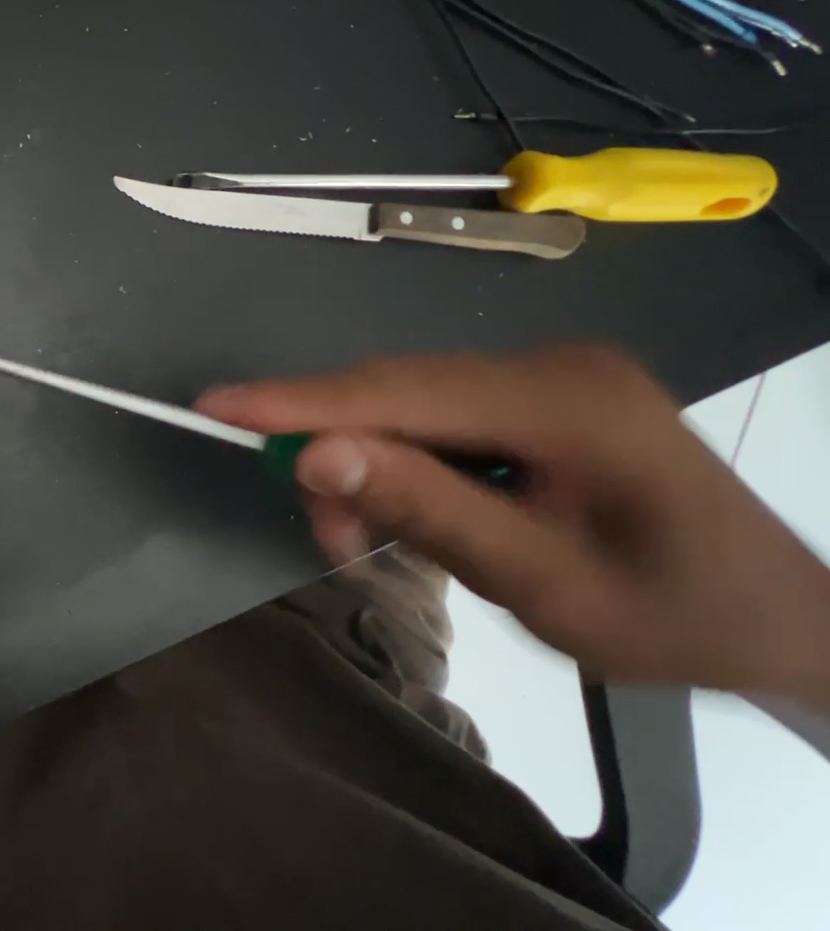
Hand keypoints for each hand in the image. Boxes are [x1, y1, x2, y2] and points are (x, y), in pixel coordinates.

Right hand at [198, 348, 829, 701]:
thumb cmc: (674, 617)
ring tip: (363, 540)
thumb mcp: (547, 587)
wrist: (778, 616)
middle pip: (393, 391)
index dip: (297, 400)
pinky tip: (399, 508)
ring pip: (401, 403)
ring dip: (361, 465)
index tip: (212, 406)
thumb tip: (317, 455)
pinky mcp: (531, 395)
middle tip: (328, 538)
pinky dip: (392, 462)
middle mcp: (550, 368)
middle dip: (333, 454)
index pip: (400, 390)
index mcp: (570, 405)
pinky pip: (428, 415)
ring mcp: (542, 376)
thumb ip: (431, 514)